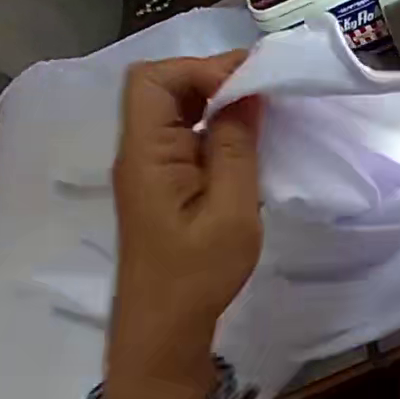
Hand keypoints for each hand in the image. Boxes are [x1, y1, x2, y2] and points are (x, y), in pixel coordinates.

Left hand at [108, 54, 261, 392]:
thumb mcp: (231, 210)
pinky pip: (181, 136)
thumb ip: (236, 146)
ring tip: (259, 106)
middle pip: (159, 88)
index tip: (252, 81)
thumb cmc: (198, 273)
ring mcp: (148, 169)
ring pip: (171, 110)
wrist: (164, 328)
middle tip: (261, 87)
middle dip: (209, 78)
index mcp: (146, 154)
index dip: (201, 69)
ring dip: (212, 101)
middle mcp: (138, 152)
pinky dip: (212, 125)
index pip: (154, 80)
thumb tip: (247, 93)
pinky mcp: (161, 184)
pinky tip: (243, 138)